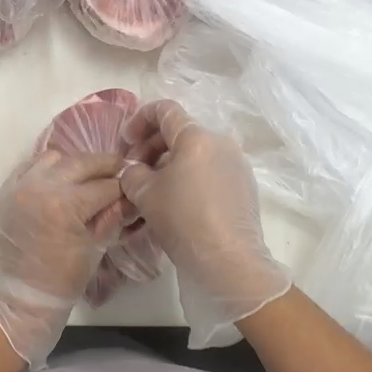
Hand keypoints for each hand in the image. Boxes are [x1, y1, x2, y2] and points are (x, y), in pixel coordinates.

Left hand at [0, 149, 125, 366]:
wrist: (21, 299)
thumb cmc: (63, 280)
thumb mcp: (95, 248)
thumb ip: (112, 216)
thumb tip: (130, 195)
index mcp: (65, 206)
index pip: (104, 185)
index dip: (122, 185)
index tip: (133, 183)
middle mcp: (39, 188)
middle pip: (80, 162)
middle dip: (103, 165)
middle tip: (117, 169)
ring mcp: (17, 188)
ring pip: (52, 158)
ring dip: (71, 165)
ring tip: (82, 178)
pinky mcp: (3, 193)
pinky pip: (27, 168)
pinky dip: (44, 172)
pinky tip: (56, 184)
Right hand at [119, 99, 290, 343]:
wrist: (229, 261)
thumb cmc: (183, 220)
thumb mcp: (144, 194)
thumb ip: (132, 172)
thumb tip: (135, 169)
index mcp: (196, 136)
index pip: (164, 110)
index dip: (139, 119)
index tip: (126, 142)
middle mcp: (220, 142)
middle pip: (180, 131)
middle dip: (152, 145)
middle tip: (134, 170)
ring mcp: (236, 163)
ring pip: (196, 151)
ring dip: (170, 162)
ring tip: (153, 188)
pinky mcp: (245, 185)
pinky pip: (210, 169)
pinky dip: (190, 175)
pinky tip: (178, 200)